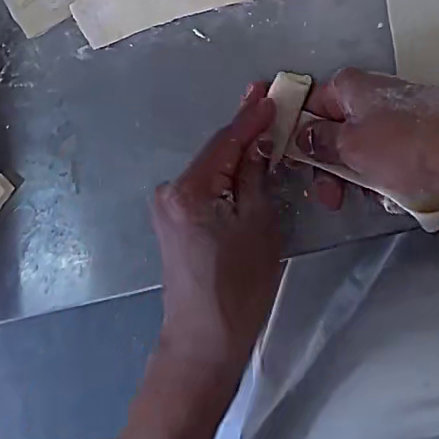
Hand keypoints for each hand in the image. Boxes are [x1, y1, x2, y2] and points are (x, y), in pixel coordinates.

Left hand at [150, 83, 282, 379]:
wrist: (203, 343)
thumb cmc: (238, 288)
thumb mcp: (259, 225)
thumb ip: (256, 177)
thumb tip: (260, 144)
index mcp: (189, 190)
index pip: (226, 142)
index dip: (251, 118)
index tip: (270, 94)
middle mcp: (170, 191)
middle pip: (216, 153)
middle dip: (244, 130)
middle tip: (266, 99)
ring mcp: (168, 206)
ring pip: (212, 169)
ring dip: (237, 152)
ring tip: (263, 126)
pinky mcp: (173, 220)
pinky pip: (206, 186)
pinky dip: (226, 174)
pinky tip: (247, 163)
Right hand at [298, 68, 438, 206]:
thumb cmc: (407, 146)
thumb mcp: (351, 148)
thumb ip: (319, 142)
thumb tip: (301, 136)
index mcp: (348, 86)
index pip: (309, 107)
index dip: (299, 138)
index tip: (297, 167)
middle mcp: (371, 92)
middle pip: (336, 129)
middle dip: (332, 165)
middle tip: (333, 197)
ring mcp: (397, 111)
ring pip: (363, 147)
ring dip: (361, 176)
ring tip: (375, 197)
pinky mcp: (420, 130)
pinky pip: (391, 155)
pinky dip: (388, 175)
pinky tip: (397, 194)